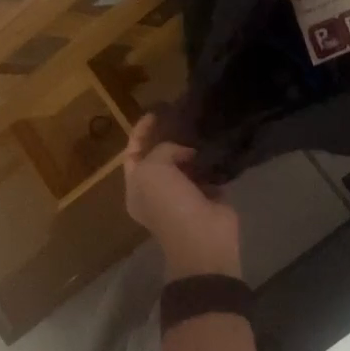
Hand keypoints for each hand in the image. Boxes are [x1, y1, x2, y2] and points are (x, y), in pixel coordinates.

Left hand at [122, 114, 242, 280]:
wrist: (203, 238)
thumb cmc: (170, 204)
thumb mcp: (153, 170)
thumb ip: (162, 150)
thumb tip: (186, 152)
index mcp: (136, 187)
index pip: (133, 153)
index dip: (141, 132)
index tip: (156, 112)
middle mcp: (156, 191)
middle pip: (159, 157)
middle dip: (169, 138)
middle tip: (183, 117)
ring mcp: (183, 195)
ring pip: (184, 164)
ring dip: (192, 148)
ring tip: (201, 126)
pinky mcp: (208, 196)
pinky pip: (206, 172)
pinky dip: (211, 161)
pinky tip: (217, 145)